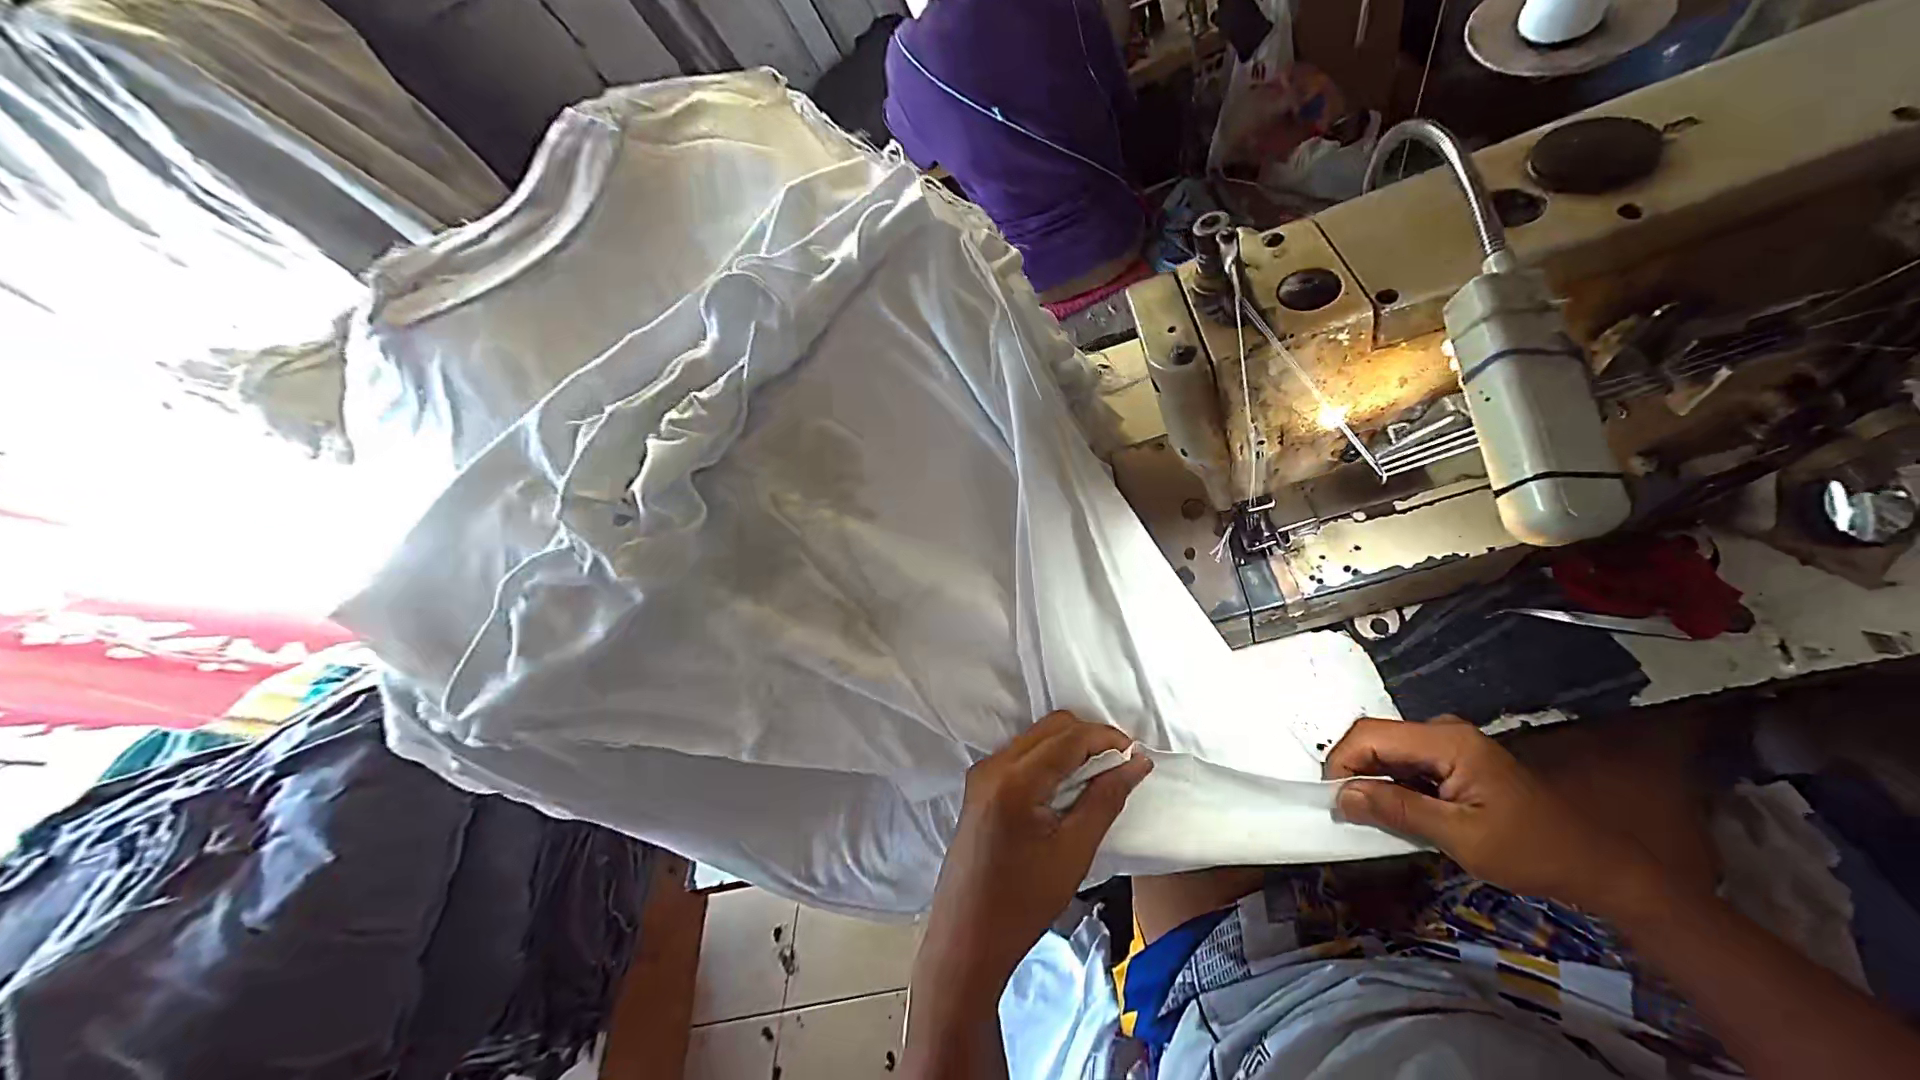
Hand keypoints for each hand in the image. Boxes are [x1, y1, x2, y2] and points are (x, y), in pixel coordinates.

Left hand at [918, 711, 1152, 989]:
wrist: (967, 937)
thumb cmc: (1024, 902)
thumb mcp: (1074, 851)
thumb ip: (1105, 799)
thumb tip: (1136, 763)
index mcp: (1014, 781)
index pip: (1069, 738)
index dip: (1107, 739)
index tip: (1137, 754)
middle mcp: (992, 766)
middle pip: (1050, 728)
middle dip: (1089, 738)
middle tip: (1121, 764)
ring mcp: (981, 774)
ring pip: (1035, 737)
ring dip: (1069, 747)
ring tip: (1100, 776)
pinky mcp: (978, 786)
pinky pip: (1020, 754)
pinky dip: (1049, 759)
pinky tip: (1069, 786)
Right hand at [1325, 715, 1665, 916]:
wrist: (1596, 866)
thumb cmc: (1532, 851)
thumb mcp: (1460, 837)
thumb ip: (1397, 810)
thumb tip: (1341, 796)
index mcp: (1447, 741)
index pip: (1370, 735)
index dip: (1342, 763)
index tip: (1335, 801)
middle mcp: (1444, 731)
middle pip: (1375, 738)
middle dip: (1354, 772)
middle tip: (1350, 812)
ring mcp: (1449, 743)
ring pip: (1386, 750)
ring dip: (1372, 780)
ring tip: (1373, 815)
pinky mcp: (1453, 759)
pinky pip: (1405, 763)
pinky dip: (1391, 785)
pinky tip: (1398, 811)